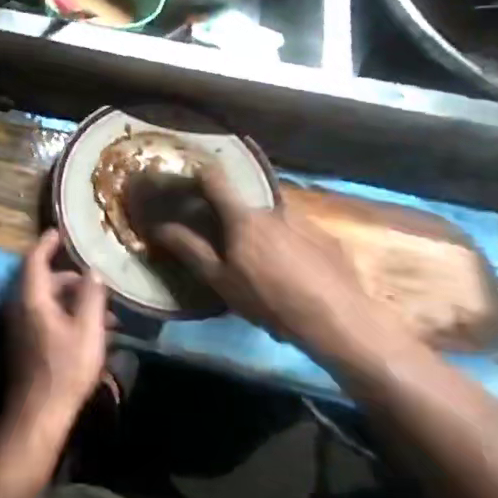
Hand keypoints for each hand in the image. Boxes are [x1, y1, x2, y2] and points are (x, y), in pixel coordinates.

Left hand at [6, 229, 109, 416]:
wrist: (39, 412)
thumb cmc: (65, 369)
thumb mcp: (88, 331)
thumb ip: (91, 297)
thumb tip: (93, 270)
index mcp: (31, 299)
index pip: (34, 259)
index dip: (47, 242)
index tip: (61, 231)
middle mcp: (20, 307)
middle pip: (42, 280)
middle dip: (71, 278)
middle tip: (98, 281)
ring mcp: (20, 326)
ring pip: (47, 300)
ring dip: (73, 300)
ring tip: (106, 313)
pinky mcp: (26, 342)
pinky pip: (45, 316)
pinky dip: (67, 315)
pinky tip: (93, 331)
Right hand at [148, 166, 409, 360]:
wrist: (338, 321)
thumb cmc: (269, 300)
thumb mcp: (219, 280)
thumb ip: (189, 248)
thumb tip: (159, 225)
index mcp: (243, 218)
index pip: (215, 180)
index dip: (198, 176)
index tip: (186, 182)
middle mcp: (275, 210)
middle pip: (246, 208)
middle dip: (234, 222)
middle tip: (229, 248)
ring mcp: (306, 223)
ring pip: (275, 223)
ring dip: (264, 236)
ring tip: (264, 267)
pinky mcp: (330, 240)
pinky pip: (300, 237)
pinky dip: (291, 248)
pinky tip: (294, 275)